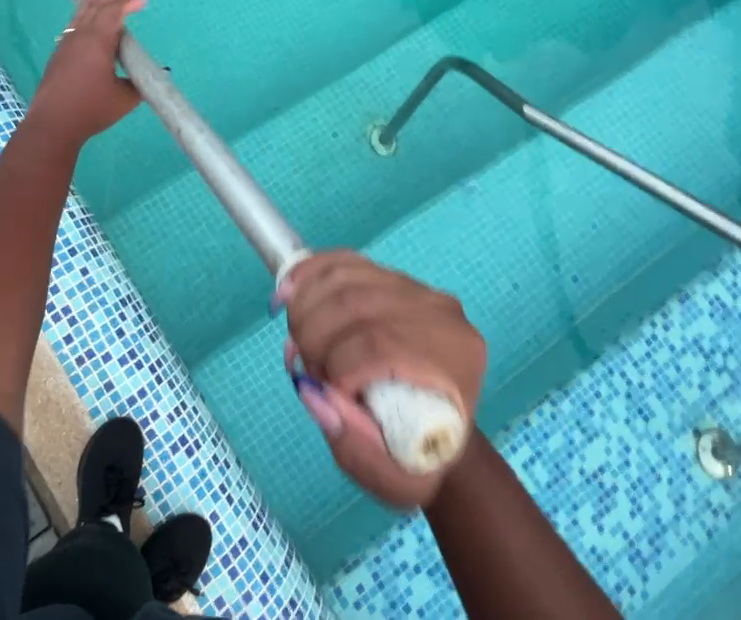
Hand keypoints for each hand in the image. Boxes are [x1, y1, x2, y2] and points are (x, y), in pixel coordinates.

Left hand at [26, 0, 144, 145]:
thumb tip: (158, 74)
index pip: (114, 13)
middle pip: (95, 8)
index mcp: (98, 41)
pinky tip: (81, 23)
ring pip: (79, 16)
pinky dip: (80, 18)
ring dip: (90, 2)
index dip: (128, 3)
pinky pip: (71, 28)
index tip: (142, 1)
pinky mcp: (57, 57)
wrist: (53, 123)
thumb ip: (140, 84)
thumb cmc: (91, 109)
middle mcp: (80, 37)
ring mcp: (65, 46)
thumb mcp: (125, 99)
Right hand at [280, 251, 484, 508]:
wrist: (436, 430)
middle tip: (304, 366)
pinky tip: (289, 290)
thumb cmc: (415, 456)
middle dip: (313, 335)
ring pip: (346, 278)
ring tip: (299, 341)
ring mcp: (419, 291)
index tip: (325, 391)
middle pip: (357, 304)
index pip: (381, 343)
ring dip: (305, 306)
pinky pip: (346, 262)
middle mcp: (441, 315)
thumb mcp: (392, 478)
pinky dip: (310, 273)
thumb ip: (355, 445)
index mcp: (451, 361)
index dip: (337, 365)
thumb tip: (317, 394)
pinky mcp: (394, 279)